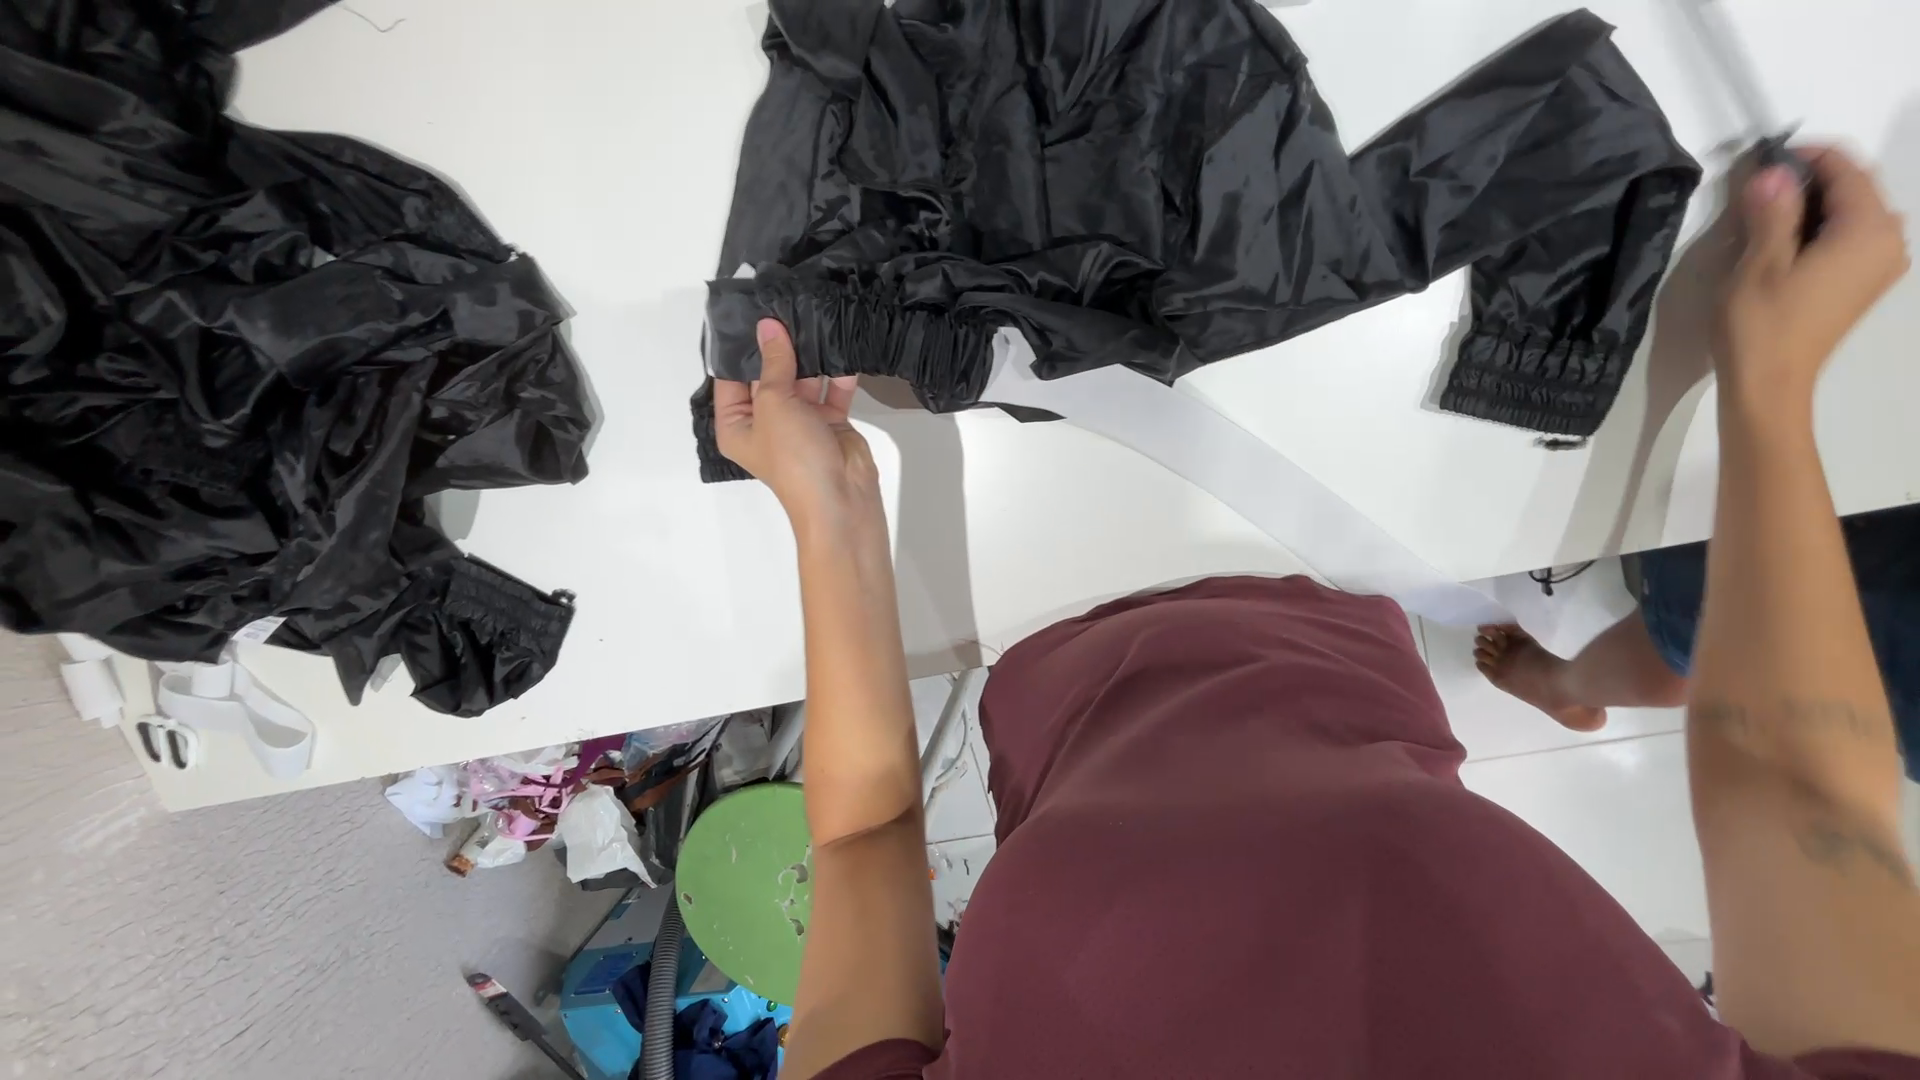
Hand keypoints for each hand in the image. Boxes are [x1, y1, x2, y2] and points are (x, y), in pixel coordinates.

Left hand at [714, 319, 880, 534]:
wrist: (841, 496)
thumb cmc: (793, 456)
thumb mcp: (774, 404)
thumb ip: (774, 363)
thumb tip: (768, 327)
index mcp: (737, 424)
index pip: (730, 379)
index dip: (739, 348)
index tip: (748, 311)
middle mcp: (766, 422)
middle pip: (768, 376)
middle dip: (779, 347)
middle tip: (785, 304)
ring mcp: (799, 422)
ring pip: (802, 380)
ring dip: (810, 357)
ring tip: (815, 316)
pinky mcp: (830, 423)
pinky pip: (831, 392)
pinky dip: (837, 374)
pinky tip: (841, 344)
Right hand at [1718, 147, 1909, 411]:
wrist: (1770, 382)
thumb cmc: (1760, 324)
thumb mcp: (1758, 265)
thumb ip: (1771, 214)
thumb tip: (1773, 173)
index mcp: (1867, 230)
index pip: (1848, 172)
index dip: (1810, 156)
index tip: (1767, 155)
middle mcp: (1889, 240)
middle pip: (1856, 191)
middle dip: (1810, 182)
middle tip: (1758, 188)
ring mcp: (1881, 264)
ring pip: (1852, 216)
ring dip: (1812, 208)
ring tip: (1765, 217)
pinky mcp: (1864, 283)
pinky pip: (1850, 240)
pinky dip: (1820, 231)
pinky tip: (1785, 245)